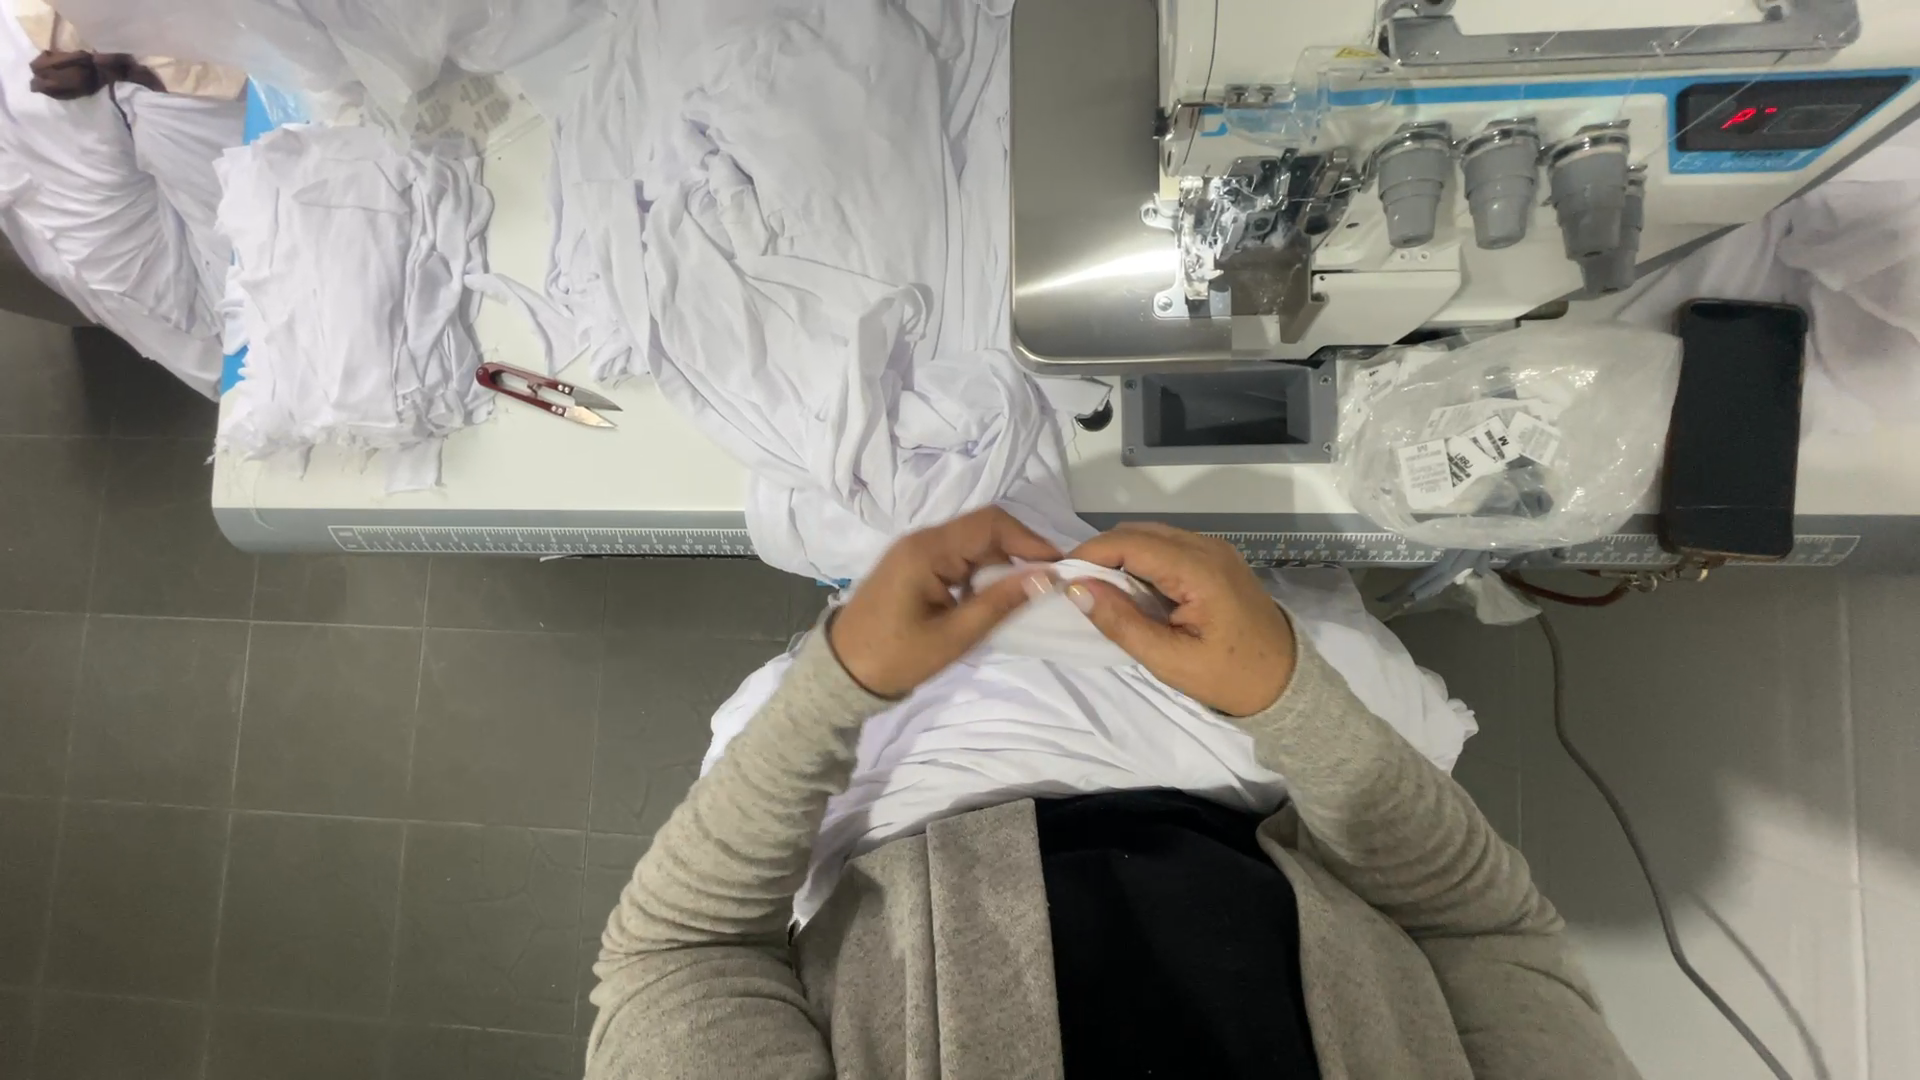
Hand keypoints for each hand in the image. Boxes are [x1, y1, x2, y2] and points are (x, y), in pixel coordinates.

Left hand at [829, 507, 1061, 697]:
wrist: (842, 672)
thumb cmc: (896, 656)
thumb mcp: (954, 636)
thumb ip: (1000, 602)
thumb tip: (1048, 577)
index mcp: (928, 550)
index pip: (991, 523)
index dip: (1030, 540)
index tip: (1059, 566)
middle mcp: (922, 539)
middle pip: (984, 528)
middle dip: (1020, 550)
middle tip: (1049, 581)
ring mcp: (916, 550)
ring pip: (973, 542)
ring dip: (1002, 561)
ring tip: (1029, 590)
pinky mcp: (915, 564)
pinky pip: (957, 555)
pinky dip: (982, 570)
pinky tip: (996, 594)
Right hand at [1065, 523, 1295, 715]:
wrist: (1286, 683)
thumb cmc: (1229, 677)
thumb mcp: (1170, 660)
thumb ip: (1122, 623)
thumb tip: (1077, 590)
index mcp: (1199, 570)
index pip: (1130, 543)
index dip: (1089, 554)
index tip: (1060, 576)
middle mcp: (1207, 547)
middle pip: (1137, 532)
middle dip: (1100, 553)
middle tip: (1075, 586)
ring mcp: (1213, 550)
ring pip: (1150, 535)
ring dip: (1119, 555)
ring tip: (1097, 589)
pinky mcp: (1214, 559)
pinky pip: (1166, 546)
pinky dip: (1139, 560)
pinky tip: (1128, 588)